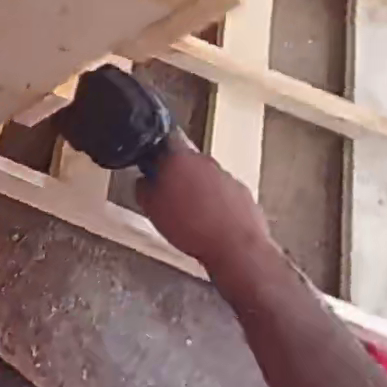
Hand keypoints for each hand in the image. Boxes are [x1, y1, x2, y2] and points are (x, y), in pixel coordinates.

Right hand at [135, 137, 278, 275]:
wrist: (235, 248)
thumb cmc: (193, 228)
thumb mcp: (152, 210)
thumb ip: (144, 188)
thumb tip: (143, 182)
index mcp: (179, 158)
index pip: (165, 138)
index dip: (157, 150)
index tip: (152, 161)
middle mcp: (205, 161)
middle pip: (187, 159)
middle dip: (177, 173)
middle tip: (168, 194)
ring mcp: (226, 176)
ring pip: (206, 176)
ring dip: (198, 189)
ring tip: (191, 214)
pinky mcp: (242, 192)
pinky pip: (224, 193)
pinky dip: (217, 203)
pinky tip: (210, 222)